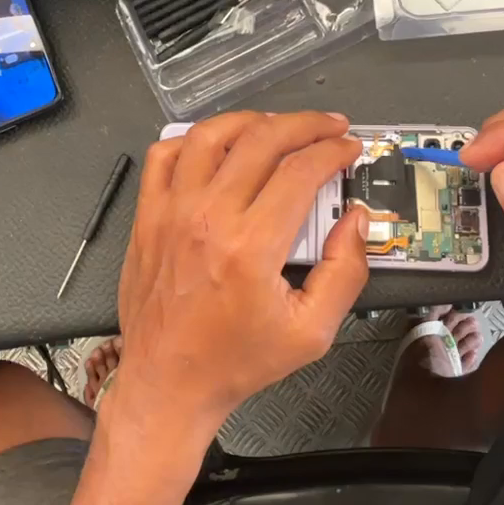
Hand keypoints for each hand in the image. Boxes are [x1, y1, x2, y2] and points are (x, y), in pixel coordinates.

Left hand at [114, 111, 370, 428]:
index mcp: (250, 247)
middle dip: (305, 124)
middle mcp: (207, 218)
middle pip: (261, 140)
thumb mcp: (312, 332)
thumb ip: (345, 272)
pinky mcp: (148, 216)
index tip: (349, 148)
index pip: (300, 171)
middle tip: (329, 126)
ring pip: (211, 135)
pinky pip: (164, 156)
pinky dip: (193, 140)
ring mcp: (171, 212)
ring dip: (252, 121)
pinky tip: (218, 146)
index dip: (333, 151)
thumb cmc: (236, 361)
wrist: (169, 383)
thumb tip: (355, 221)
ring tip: (279, 126)